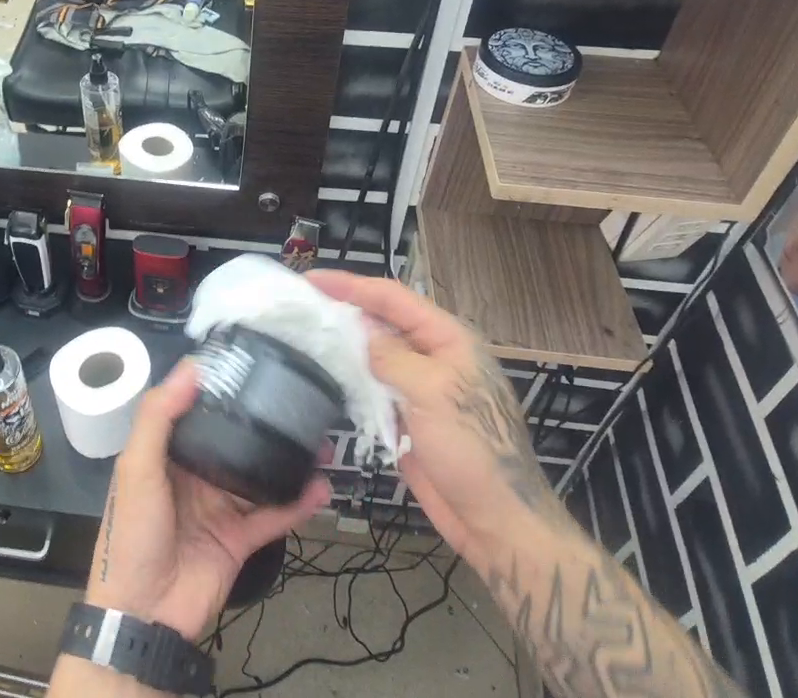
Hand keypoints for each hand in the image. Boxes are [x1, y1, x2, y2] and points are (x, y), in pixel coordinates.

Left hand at [85, 360, 329, 640]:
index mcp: (165, 455)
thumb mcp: (135, 469)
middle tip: (296, 400)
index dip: (217, 389)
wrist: (143, 614)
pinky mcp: (240, 537)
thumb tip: (191, 368)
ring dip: (287, 460)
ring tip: (320, 439)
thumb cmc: (130, 535)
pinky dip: (298, 502)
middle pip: (233, 442)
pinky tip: (321, 486)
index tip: (249, 362)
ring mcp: (219, 506)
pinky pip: (274, 514)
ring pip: (259, 475)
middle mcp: (194, 475)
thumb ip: (158, 418)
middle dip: (262, 423)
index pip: (194, 412)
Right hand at [305, 270, 557, 574]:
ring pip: (376, 355)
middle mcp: (435, 356)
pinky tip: (325, 377)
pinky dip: (351, 381)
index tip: (311, 278)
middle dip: (345, 310)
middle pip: (383, 321)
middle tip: (302, 305)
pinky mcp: (409, 417)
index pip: (394, 298)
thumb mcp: (433, 392)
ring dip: (344, 345)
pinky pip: (375, 388)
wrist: (495, 518)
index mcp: (449, 339)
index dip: (351, 285)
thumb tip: (364, 335)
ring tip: (305, 335)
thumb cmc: (473, 449)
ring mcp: (421, 387)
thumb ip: (394, 357)